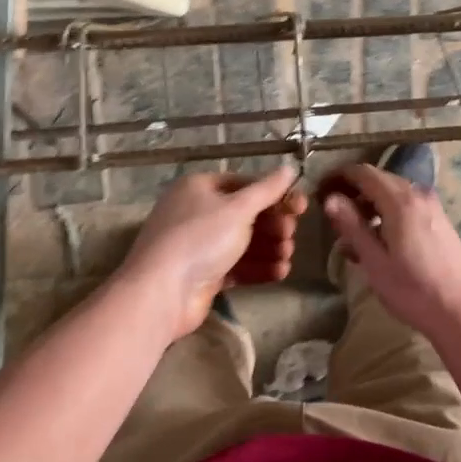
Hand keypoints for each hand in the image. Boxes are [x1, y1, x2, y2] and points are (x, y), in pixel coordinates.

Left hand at [119, 166, 306, 339]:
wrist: (160, 294)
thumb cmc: (200, 239)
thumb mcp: (237, 208)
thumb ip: (267, 189)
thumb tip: (290, 168)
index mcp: (200, 188)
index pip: (245, 185)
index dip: (274, 195)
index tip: (300, 207)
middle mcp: (198, 212)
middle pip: (246, 215)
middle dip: (273, 225)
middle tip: (290, 235)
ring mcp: (199, 245)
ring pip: (243, 242)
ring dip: (269, 248)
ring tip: (288, 257)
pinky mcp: (203, 275)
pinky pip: (237, 266)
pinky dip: (258, 267)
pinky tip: (280, 273)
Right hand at [321, 164, 460, 341]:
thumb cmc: (413, 289)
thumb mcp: (375, 262)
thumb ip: (352, 226)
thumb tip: (331, 199)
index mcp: (400, 200)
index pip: (363, 172)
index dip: (339, 176)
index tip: (320, 189)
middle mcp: (417, 194)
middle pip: (379, 180)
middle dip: (353, 192)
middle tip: (332, 215)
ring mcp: (431, 205)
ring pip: (392, 194)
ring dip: (369, 206)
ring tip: (351, 236)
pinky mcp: (438, 219)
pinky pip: (406, 205)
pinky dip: (386, 214)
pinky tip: (377, 241)